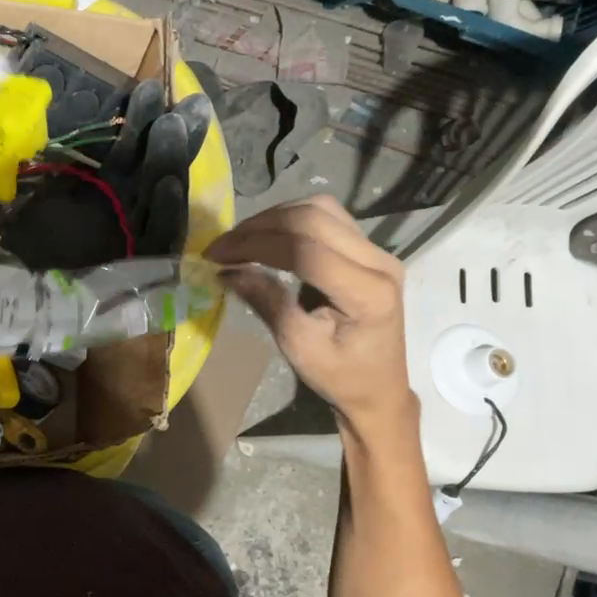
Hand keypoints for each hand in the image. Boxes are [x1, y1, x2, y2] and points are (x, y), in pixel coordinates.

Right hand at [205, 196, 415, 433]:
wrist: (378, 387)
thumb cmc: (339, 375)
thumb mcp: (298, 345)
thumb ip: (267, 301)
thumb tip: (227, 270)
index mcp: (367, 293)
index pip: (306, 250)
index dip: (256, 245)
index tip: (216, 255)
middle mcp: (380, 262)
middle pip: (313, 219)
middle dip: (260, 227)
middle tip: (221, 246)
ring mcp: (378, 251)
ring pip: (320, 209)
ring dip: (274, 218)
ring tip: (240, 239)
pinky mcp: (369, 248)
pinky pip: (327, 216)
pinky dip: (290, 219)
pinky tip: (267, 236)